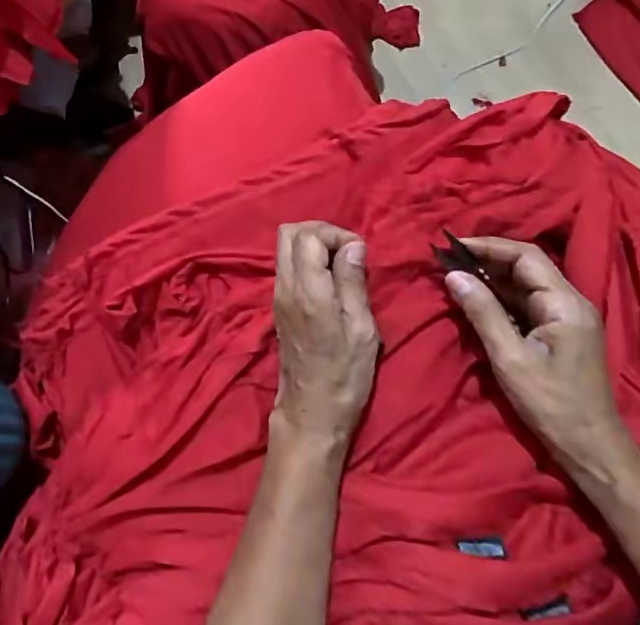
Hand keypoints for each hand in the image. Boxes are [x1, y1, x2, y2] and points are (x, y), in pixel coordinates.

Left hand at [272, 223, 379, 443]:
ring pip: (284, 248)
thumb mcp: (362, 329)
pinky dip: (306, 260)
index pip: (308, 235)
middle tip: (347, 250)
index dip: (335, 233)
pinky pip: (286, 265)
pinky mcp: (278, 304)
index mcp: (307, 289)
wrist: (312, 410)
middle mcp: (285, 286)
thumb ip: (353, 282)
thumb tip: (353, 245)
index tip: (359, 252)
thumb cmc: (345, 374)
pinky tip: (330, 280)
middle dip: (319, 231)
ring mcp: (277, 294)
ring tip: (342, 265)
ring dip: (312, 244)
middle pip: (288, 233)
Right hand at [444, 237, 639, 479]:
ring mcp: (566, 318)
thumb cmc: (552, 404)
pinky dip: (498, 295)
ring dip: (490, 276)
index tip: (452, 247)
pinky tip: (475, 297)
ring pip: (524, 283)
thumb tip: (453, 275)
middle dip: (486, 258)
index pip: (526, 256)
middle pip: (526, 265)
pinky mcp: (558, 332)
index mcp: (565, 304)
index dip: (488, 246)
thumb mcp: (510, 357)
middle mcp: (570, 303)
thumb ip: (482, 311)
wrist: (590, 449)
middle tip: (448, 259)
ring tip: (454, 274)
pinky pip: (525, 301)